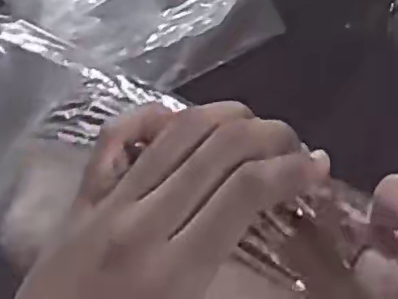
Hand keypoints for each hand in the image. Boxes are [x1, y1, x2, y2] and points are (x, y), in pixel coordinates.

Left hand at [14, 102, 330, 298]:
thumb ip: (234, 288)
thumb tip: (274, 231)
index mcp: (172, 273)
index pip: (248, 190)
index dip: (293, 171)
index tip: (319, 169)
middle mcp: (142, 225)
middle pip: (223, 147)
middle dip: (272, 135)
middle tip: (294, 147)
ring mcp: (106, 206)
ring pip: (180, 129)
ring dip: (229, 115)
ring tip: (255, 126)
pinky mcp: (78, 202)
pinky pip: (116, 137)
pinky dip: (151, 117)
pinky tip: (178, 122)